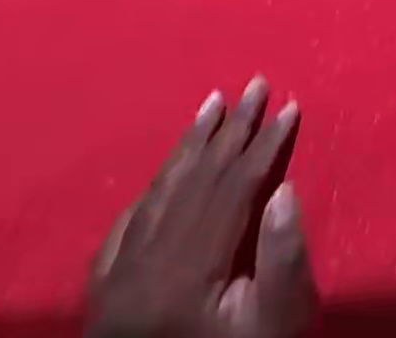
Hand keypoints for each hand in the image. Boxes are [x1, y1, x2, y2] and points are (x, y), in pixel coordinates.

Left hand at [89, 78, 314, 337]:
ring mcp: (117, 280)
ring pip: (159, 192)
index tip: (292, 104)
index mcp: (187, 272)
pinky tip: (166, 170)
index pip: (234, 186)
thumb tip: (284, 188)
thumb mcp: (277, 322)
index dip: (266, 142)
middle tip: (257, 83)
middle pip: (197, 179)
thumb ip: (283, 257)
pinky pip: (125, 226)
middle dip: (232, 128)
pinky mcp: (103, 295)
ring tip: (213, 102)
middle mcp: (143, 266)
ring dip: (190, 143)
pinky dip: (151, 188)